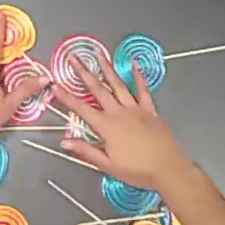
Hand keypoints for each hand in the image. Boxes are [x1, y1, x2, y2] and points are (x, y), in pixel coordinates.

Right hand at [48, 64, 193, 191]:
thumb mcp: (108, 165)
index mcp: (106, 126)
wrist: (169, 168)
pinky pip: (142, 91)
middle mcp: (119, 113)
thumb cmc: (138, 170)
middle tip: (74, 57)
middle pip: (98, 89)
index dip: (66, 97)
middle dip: (84, 72)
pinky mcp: (149, 110)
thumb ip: (86, 151)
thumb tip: (65, 141)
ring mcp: (135, 109)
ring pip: (118, 85)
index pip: (81, 109)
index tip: (55, 85)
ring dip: (107, 68)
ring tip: (98, 54)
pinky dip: (138, 77)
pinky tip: (134, 65)